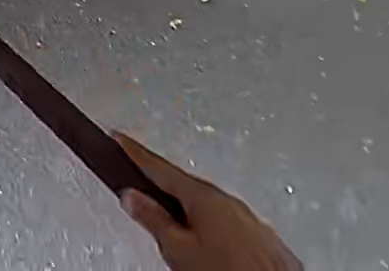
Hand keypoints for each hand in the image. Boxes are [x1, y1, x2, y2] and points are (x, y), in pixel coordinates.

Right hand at [116, 133, 301, 270]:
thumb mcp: (178, 250)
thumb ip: (152, 219)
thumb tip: (132, 197)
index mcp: (205, 197)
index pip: (158, 166)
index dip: (133, 151)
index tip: (118, 138)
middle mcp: (231, 204)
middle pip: (185, 188)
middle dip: (162, 190)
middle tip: (140, 193)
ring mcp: (255, 226)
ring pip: (210, 209)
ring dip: (189, 214)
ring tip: (179, 237)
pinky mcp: (271, 248)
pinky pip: (231, 227)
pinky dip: (214, 230)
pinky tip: (212, 250)